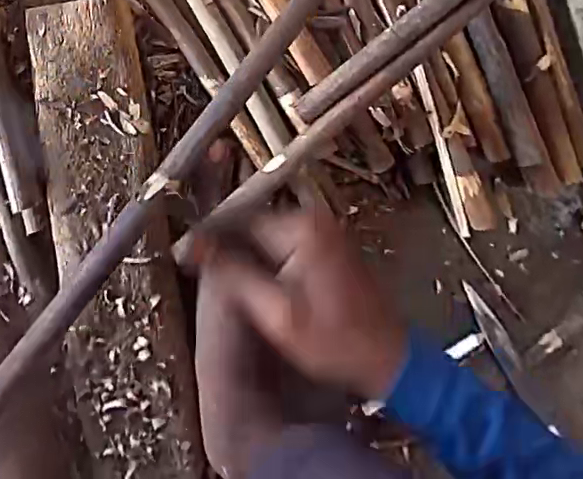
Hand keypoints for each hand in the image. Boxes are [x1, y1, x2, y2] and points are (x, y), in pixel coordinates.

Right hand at [191, 207, 408, 398]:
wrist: (393, 364)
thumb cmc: (338, 343)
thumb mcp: (277, 315)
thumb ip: (235, 275)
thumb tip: (199, 247)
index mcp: (302, 227)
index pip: (239, 220)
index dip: (211, 238)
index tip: (190, 252)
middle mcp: (314, 218)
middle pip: (252, 224)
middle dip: (230, 246)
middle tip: (206, 268)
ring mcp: (324, 229)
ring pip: (265, 234)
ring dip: (247, 253)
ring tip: (231, 278)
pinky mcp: (328, 243)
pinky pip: (283, 242)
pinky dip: (267, 258)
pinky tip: (258, 282)